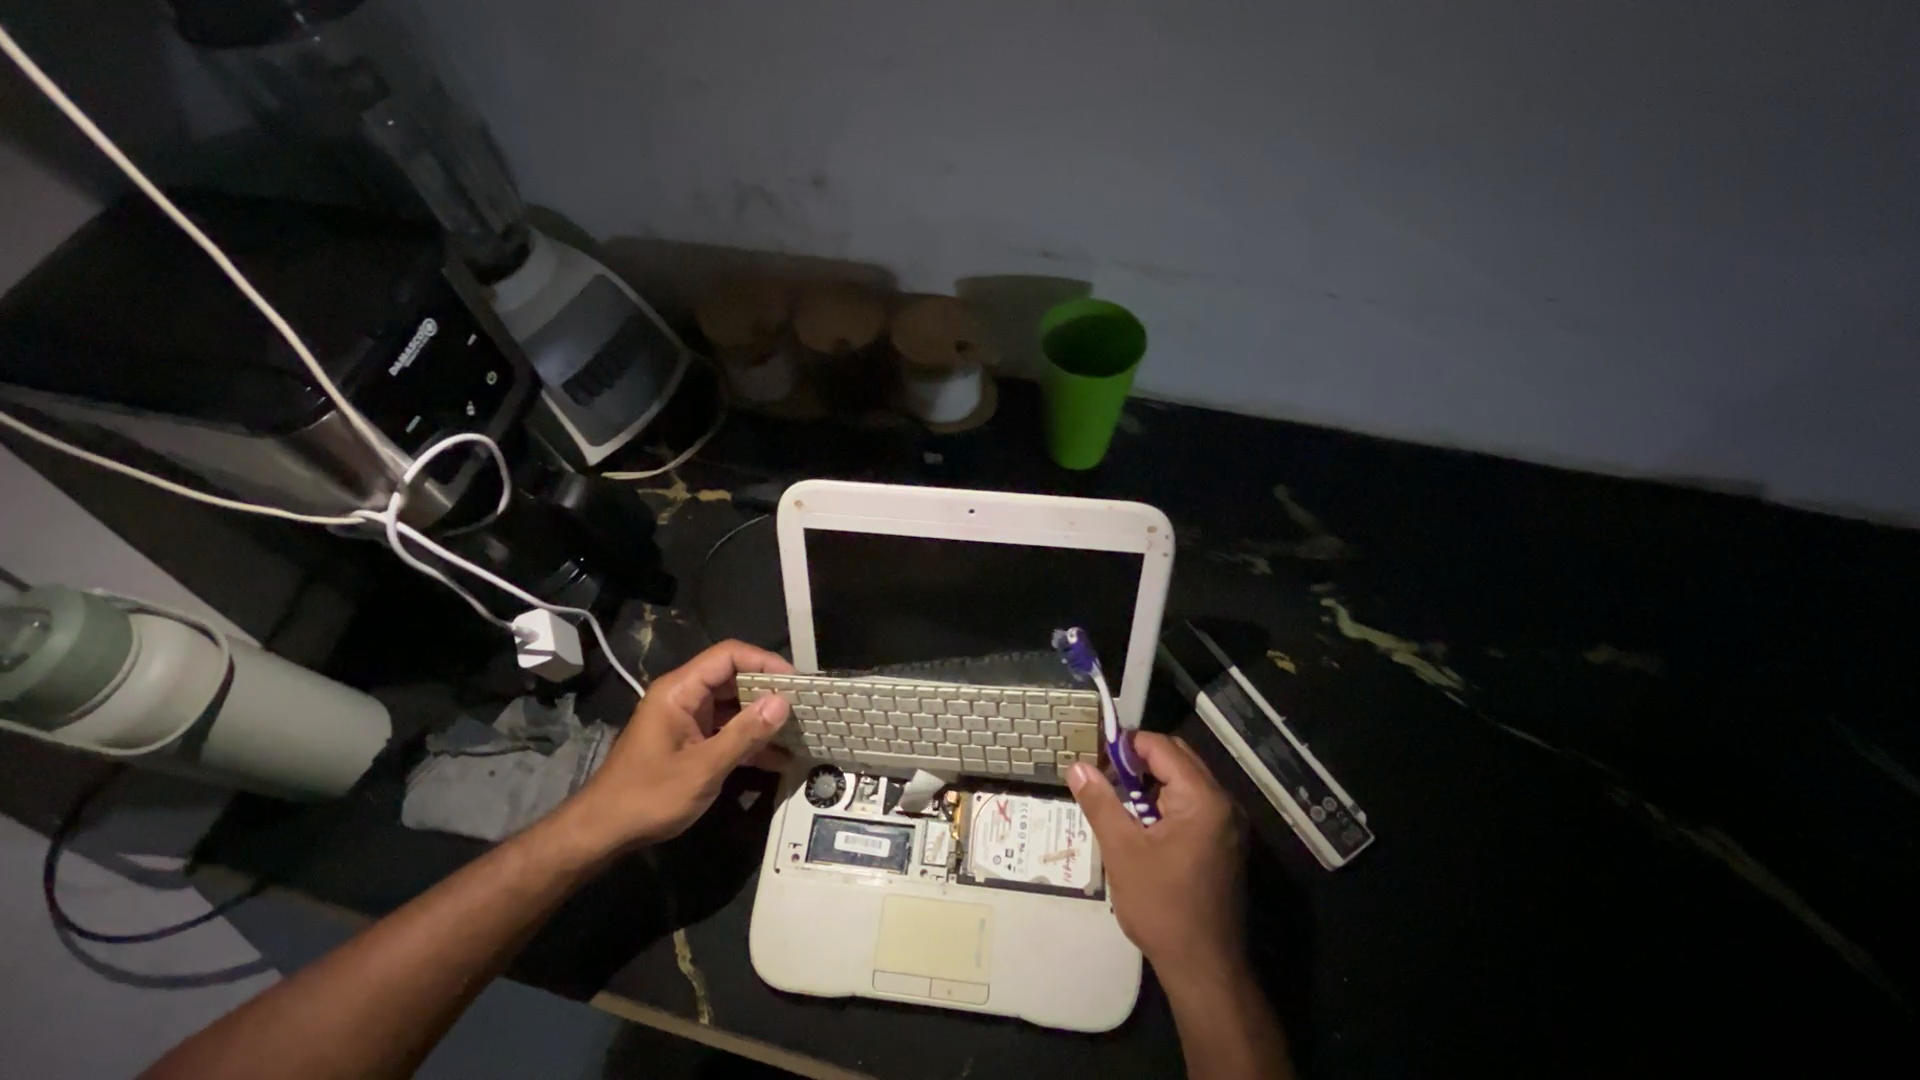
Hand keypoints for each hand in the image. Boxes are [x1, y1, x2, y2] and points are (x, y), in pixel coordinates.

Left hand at [559, 640, 792, 855]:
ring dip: (764, 718)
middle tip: (805, 708)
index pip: (728, 656)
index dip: (764, 662)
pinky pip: (727, 730)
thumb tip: (782, 702)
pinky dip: (751, 740)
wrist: (603, 832)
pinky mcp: (691, 742)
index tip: (796, 683)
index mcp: (679, 691)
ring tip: (800, 731)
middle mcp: (684, 697)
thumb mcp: (703, 767)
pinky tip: (779, 758)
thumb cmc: (648, 796)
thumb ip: (744, 734)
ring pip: (734, 706)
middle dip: (770, 691)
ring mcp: (688, 720)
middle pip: (734, 678)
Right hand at [1068, 733, 1244, 982]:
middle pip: (1177, 760)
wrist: (1203, 966)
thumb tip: (1077, 766)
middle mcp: (1222, 803)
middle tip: (1102, 776)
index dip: (1126, 746)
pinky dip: (1164, 804)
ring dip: (1149, 784)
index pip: (1162, 747)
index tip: (1094, 756)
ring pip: (1184, 783)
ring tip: (1114, 800)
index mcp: (1202, 798)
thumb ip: (1100, 802)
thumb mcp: (1122, 850)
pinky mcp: (1223, 843)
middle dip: (1137, 762)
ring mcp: (1226, 824)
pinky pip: (1191, 806)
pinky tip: (1138, 824)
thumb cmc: (1162, 906)